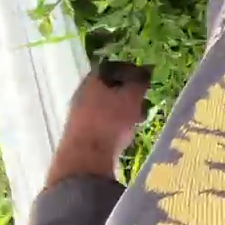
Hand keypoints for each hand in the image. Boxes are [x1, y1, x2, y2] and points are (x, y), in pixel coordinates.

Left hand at [46, 61, 151, 185]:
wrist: (85, 157)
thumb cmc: (110, 120)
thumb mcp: (132, 97)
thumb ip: (139, 81)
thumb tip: (146, 69)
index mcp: (92, 79)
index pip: (113, 67)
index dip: (131, 70)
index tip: (145, 79)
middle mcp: (82, 92)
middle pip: (108, 86)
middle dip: (128, 92)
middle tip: (144, 98)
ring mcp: (78, 113)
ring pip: (106, 104)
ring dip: (122, 108)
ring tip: (139, 117)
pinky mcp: (80, 132)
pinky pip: (102, 120)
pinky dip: (115, 121)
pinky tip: (125, 130)